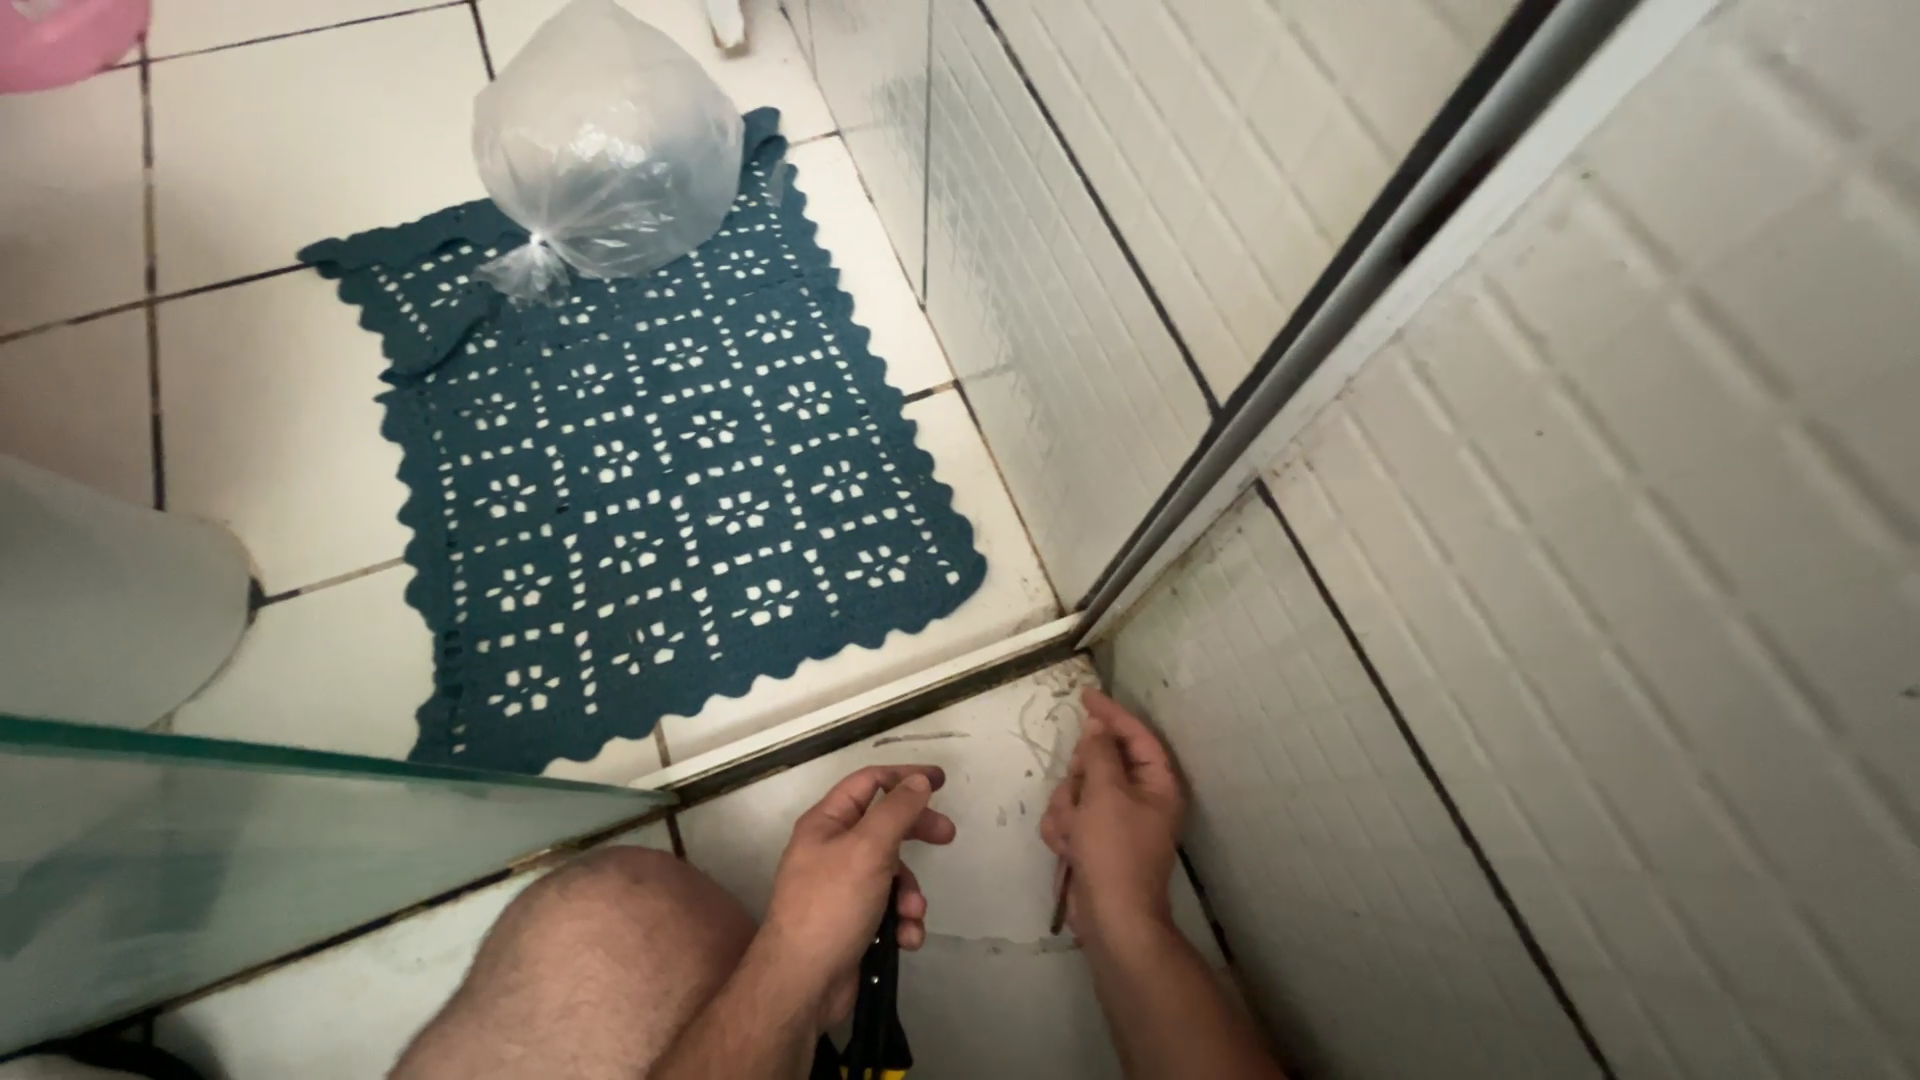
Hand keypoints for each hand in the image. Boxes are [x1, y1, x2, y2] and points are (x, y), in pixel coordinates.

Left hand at [759, 765, 956, 1027]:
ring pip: (892, 872)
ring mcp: (842, 887)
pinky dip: (902, 921)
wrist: (802, 985)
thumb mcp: (868, 849)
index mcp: (827, 822)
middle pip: (885, 825)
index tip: (939, 781)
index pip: (869, 782)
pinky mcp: (853, 921)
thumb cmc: (832, 905)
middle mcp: (833, 849)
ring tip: (911, 913)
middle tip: (947, 836)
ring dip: (910, 892)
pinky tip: (905, 939)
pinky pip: (888, 908)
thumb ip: (897, 810)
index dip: (904, 776)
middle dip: (917, 833)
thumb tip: (917, 780)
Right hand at [1041, 689, 1185, 942]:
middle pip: (1097, 761)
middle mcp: (1137, 797)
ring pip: (1075, 789)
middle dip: (1079, 777)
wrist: (1109, 918)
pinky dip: (1064, 830)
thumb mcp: (1106, 793)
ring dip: (1067, 808)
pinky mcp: (1091, 840)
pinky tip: (1069, 850)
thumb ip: (1099, 753)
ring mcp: (1112, 820)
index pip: (1134, 735)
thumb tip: (1099, 725)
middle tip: (1079, 791)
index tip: (1085, 694)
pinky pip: (1068, 816)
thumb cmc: (1115, 850)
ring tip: (1075, 833)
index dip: (1111, 713)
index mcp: (1156, 783)